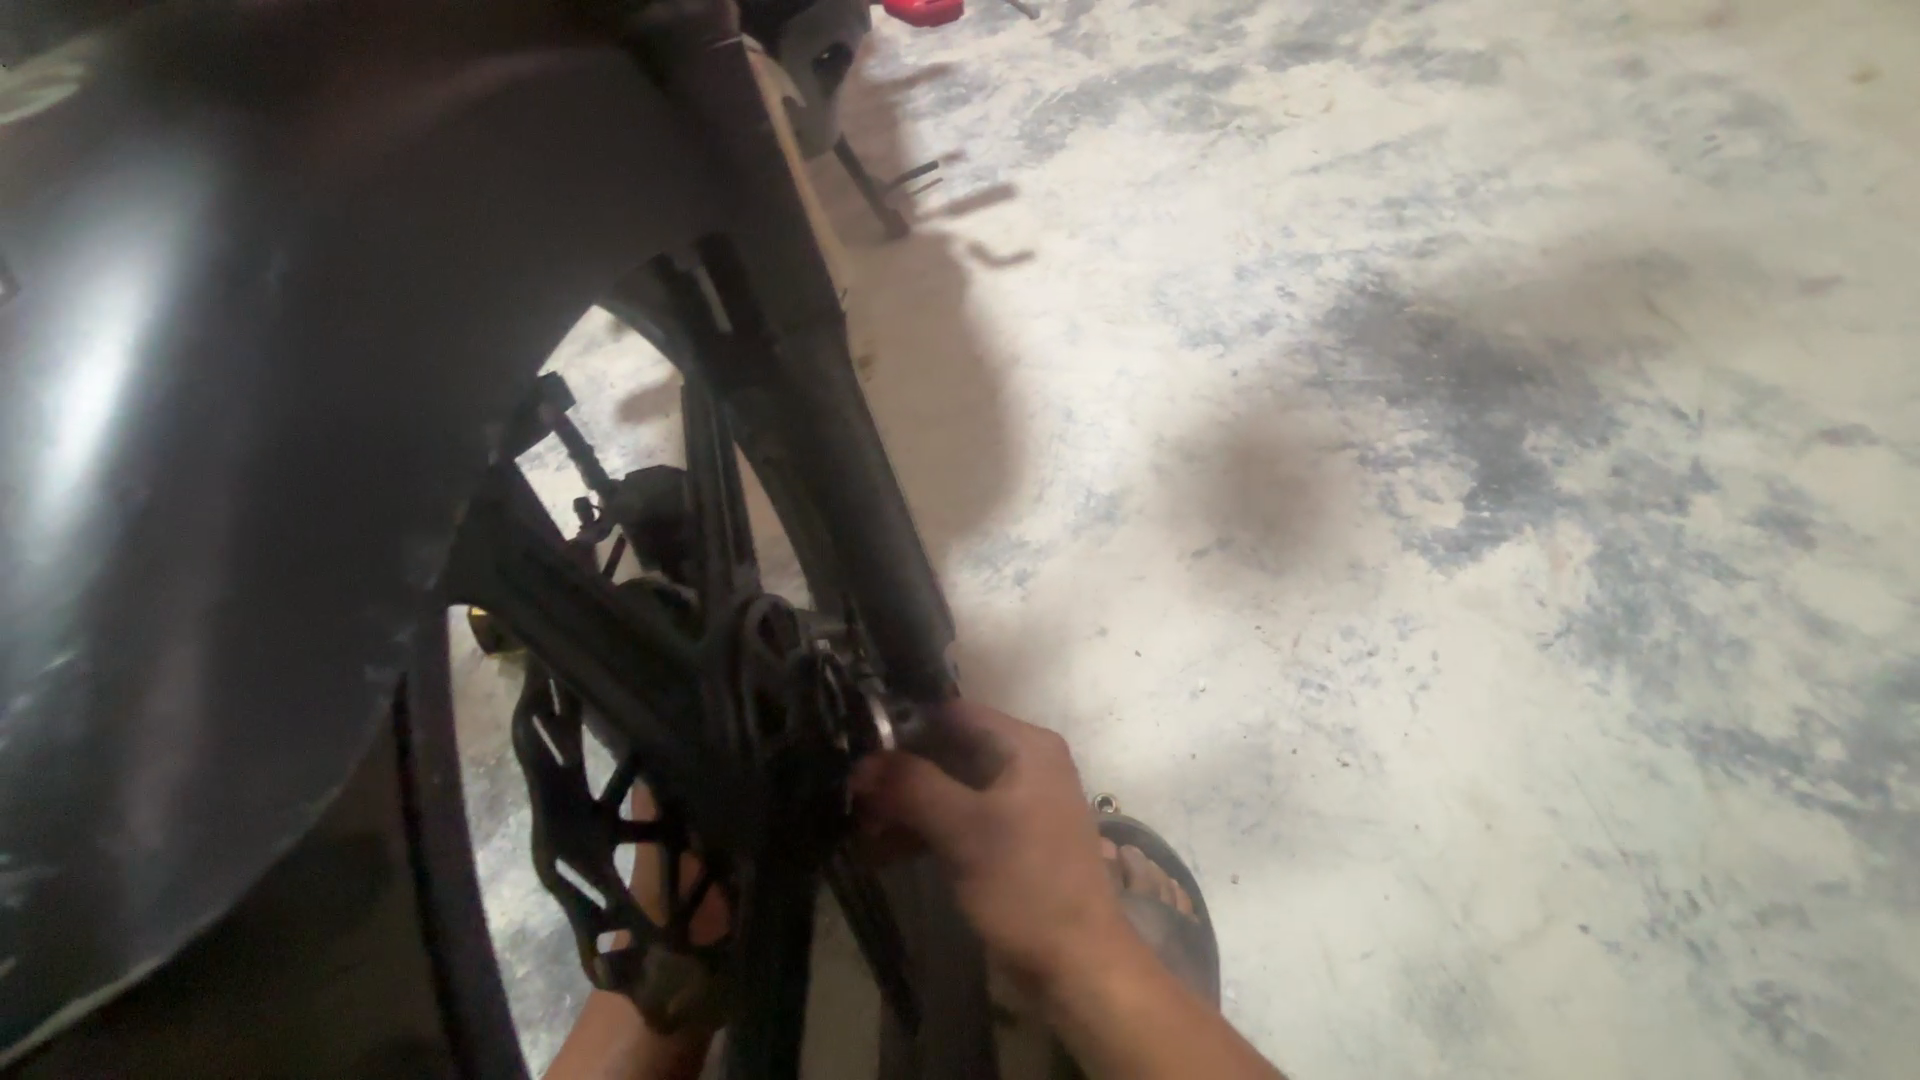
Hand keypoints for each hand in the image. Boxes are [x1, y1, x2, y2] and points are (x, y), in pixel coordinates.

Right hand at [851, 701, 1137, 991]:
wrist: (1077, 964)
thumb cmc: (1026, 884)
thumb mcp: (964, 830)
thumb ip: (912, 787)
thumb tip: (861, 763)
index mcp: (1025, 746)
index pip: (954, 713)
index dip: (905, 726)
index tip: (859, 747)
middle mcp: (1025, 763)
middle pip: (949, 750)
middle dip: (900, 773)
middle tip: (854, 796)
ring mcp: (1018, 802)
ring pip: (950, 787)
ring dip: (907, 805)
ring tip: (861, 828)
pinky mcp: (1008, 838)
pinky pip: (959, 818)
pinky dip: (925, 829)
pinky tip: (882, 851)